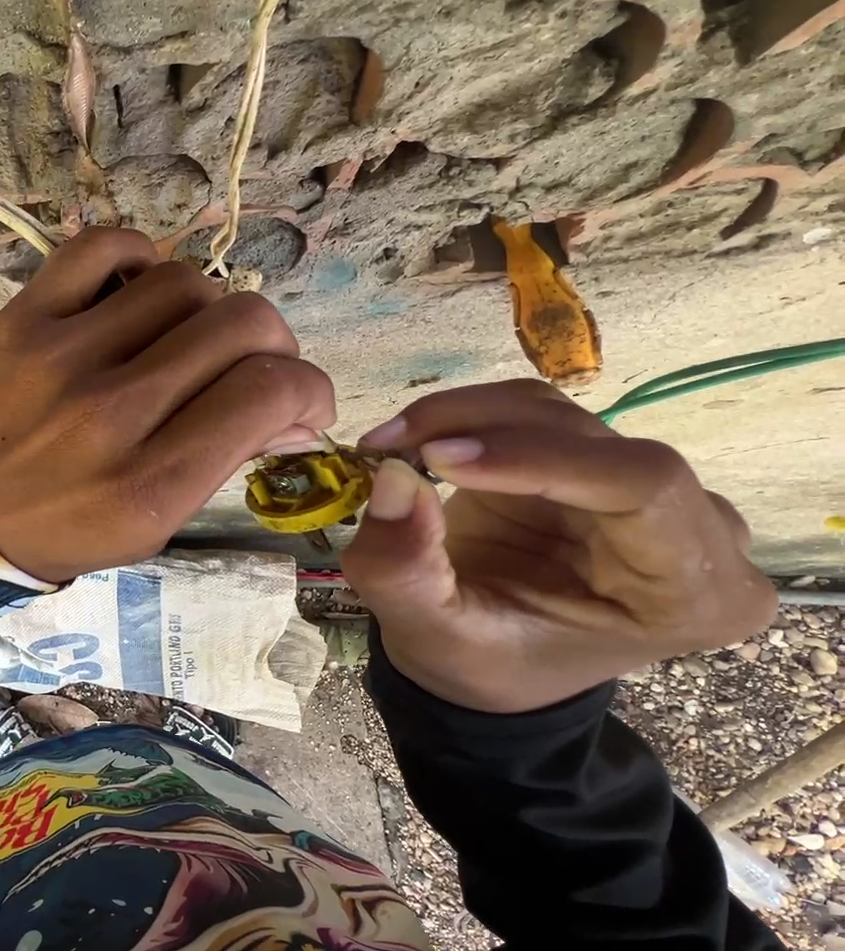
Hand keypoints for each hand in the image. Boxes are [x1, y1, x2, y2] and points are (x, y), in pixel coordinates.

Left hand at [0, 226, 335, 582]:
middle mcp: (109, 412)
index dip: (310, 389)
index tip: (298, 401)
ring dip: (206, 306)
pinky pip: (99, 247)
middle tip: (250, 365)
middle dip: (271, 341)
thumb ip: (224, 462)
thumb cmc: (60, 527)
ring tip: (184, 336)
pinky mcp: (21, 319)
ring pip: (182, 282)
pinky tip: (135, 290)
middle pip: (240, 324)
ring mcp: (60, 356)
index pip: (271, 392)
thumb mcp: (149, 528)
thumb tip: (295, 405)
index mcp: (149, 483)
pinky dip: (135, 256)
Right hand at [343, 380, 775, 713]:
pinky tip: (414, 441)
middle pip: (594, 440)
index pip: (641, 486)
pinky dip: (461, 418)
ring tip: (389, 443)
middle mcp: (693, 531)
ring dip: (461, 416)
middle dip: (481, 430)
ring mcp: (641, 492)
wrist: (485, 663)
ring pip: (555, 414)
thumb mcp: (429, 633)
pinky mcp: (585, 465)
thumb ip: (404, 569)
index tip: (435, 458)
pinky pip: (529, 416)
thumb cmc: (478, 665)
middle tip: (387, 445)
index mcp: (690, 595)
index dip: (538, 457)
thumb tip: (391, 475)